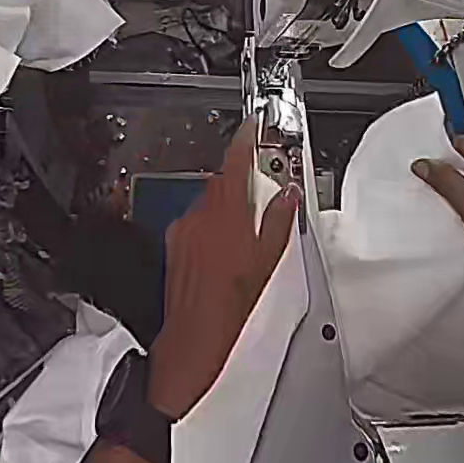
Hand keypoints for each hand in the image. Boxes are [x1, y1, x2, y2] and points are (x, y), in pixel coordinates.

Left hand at [149, 120, 301, 420]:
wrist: (193, 338)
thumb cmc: (232, 305)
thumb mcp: (268, 262)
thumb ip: (279, 220)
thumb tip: (288, 194)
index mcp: (229, 216)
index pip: (235, 164)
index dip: (244, 139)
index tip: (252, 125)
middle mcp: (203, 216)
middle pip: (222, 180)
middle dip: (241, 180)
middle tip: (259, 193)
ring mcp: (185, 228)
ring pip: (209, 200)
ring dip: (226, 205)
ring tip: (241, 233)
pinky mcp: (175, 240)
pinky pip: (196, 218)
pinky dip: (211, 222)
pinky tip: (221, 247)